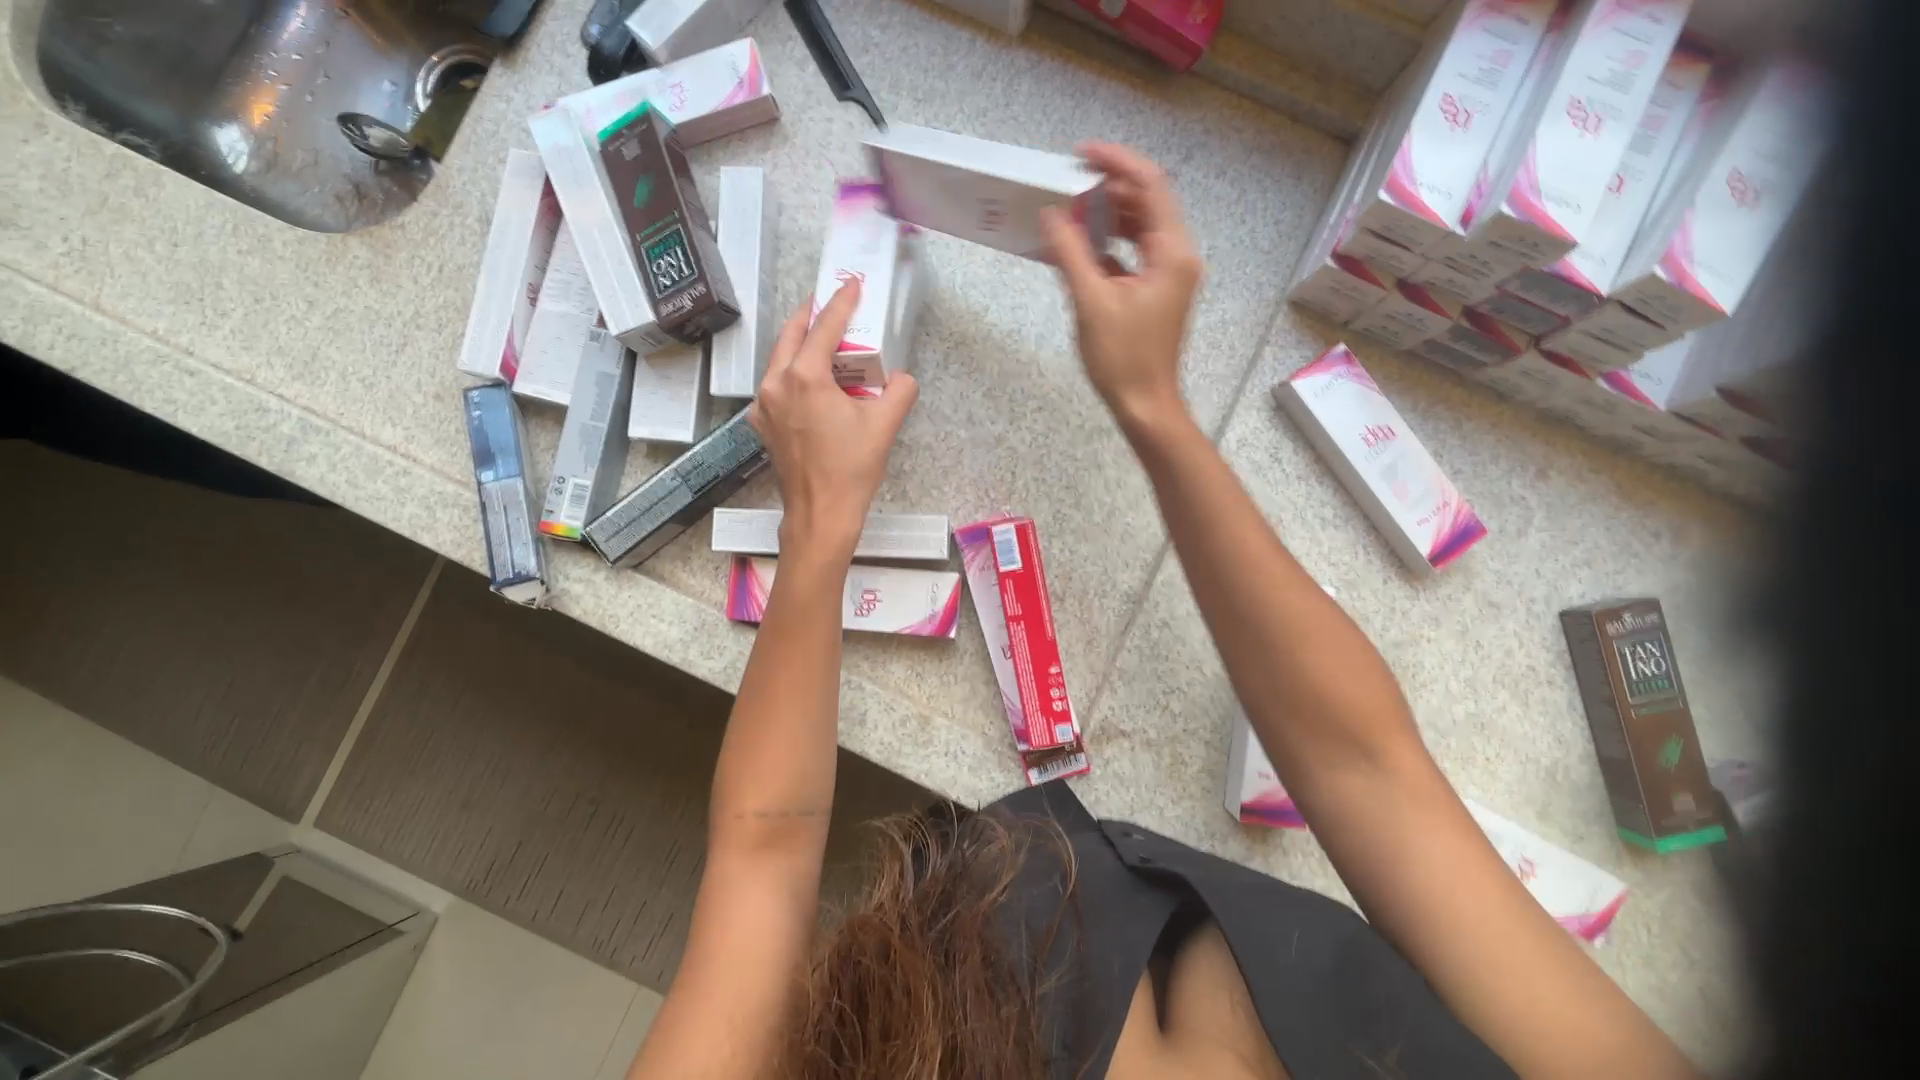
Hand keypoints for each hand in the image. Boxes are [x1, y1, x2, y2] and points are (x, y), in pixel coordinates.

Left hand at [748, 280, 919, 560]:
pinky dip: (793, 371)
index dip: (841, 302)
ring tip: (826, 339)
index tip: (852, 284)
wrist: (820, 514)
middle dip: (813, 315)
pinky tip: (813, 379)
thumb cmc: (851, 470)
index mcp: (804, 377)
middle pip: (791, 334)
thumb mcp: (884, 425)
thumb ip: (899, 390)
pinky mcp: (764, 423)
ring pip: (780, 358)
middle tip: (833, 304)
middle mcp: (777, 383)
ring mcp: (765, 404)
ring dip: (801, 343)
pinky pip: (777, 383)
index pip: (824, 327)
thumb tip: (902, 379)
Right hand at [1040, 142, 1202, 434]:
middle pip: (1146, 202)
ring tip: (1069, 213)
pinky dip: (1107, 244)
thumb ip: (1070, 252)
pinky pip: (1132, 253)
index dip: (1116, 162)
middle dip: (1107, 189)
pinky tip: (1078, 247)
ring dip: (1106, 216)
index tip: (1080, 154)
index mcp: (1172, 252)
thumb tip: (1051, 215)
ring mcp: (1168, 274)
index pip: (1150, 184)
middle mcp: (1177, 255)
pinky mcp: (1155, 291)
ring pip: (1139, 227)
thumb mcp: (1091, 301)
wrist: (1145, 405)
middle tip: (1067, 188)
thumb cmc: (1123, 358)